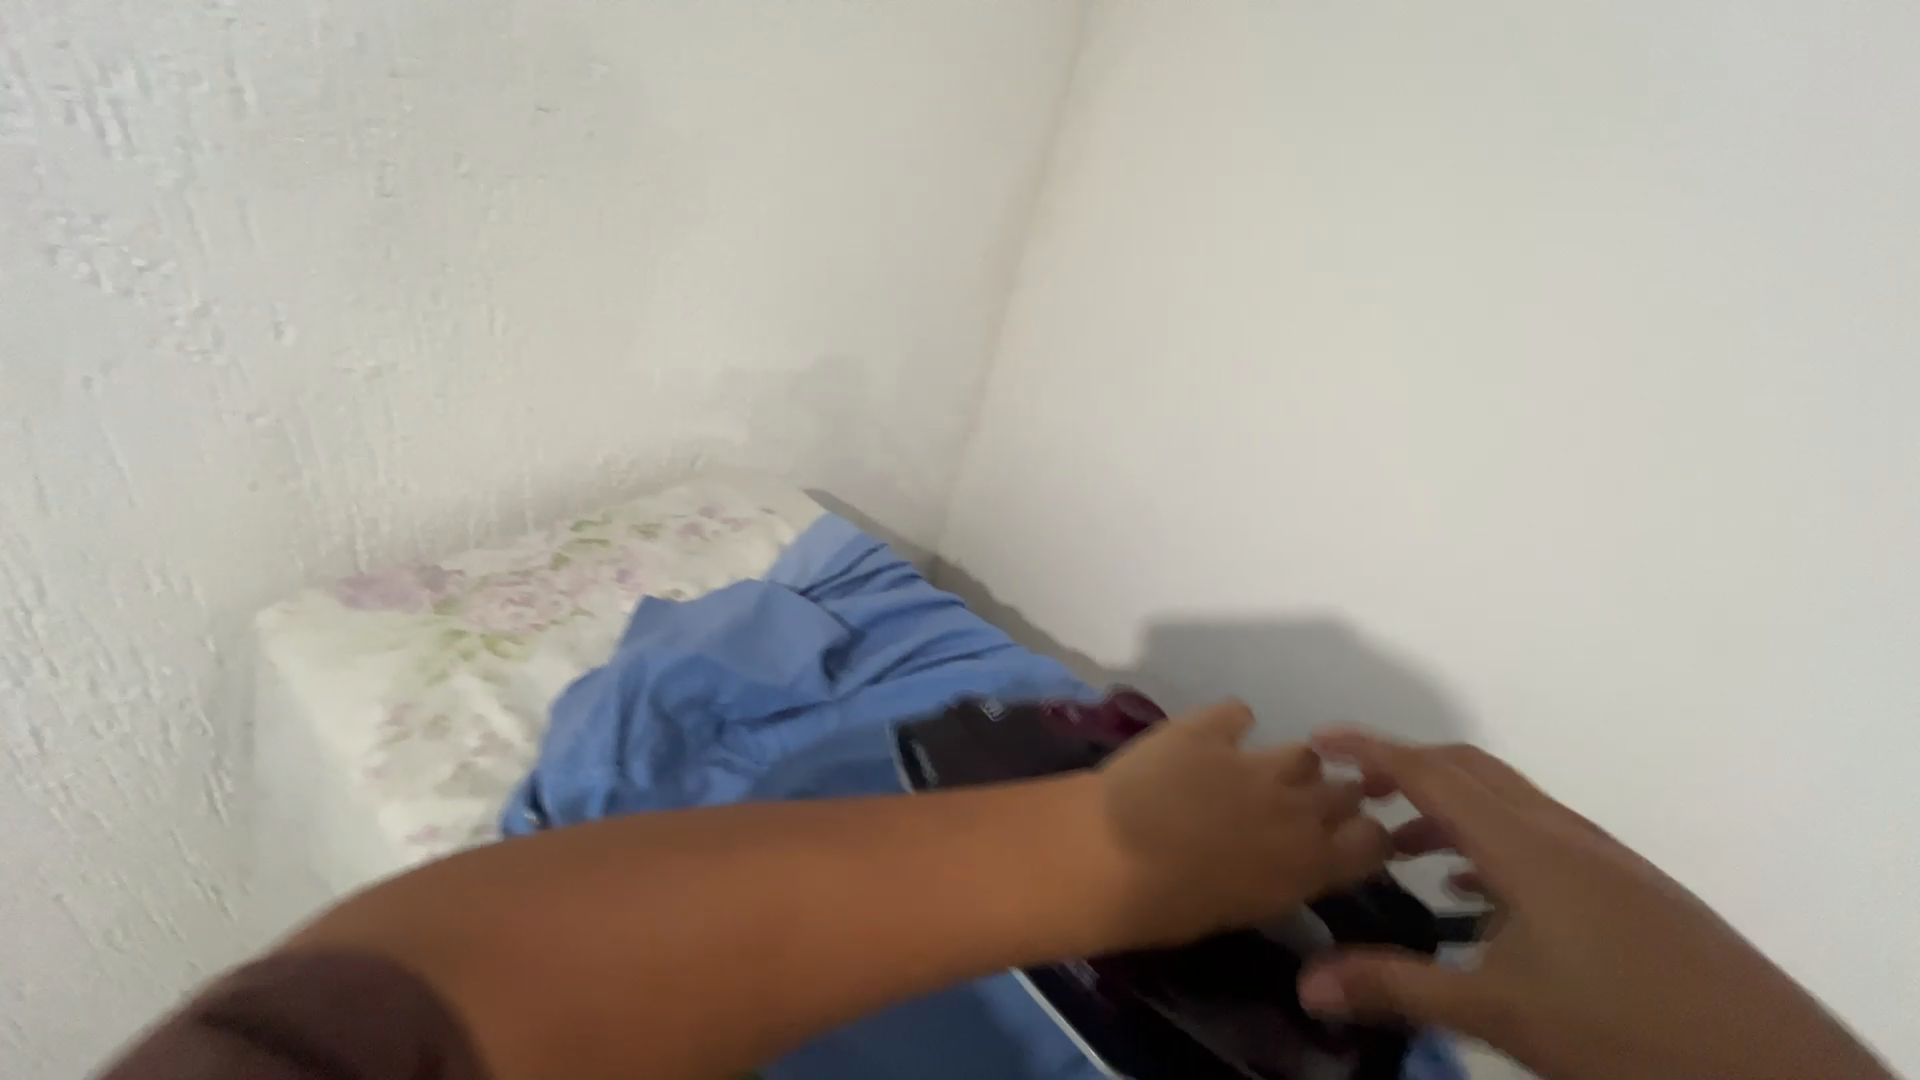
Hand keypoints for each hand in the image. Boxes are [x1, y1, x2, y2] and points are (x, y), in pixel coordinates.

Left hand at [1088, 701, 1393, 948]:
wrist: (1111, 855)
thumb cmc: (1170, 906)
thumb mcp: (1243, 908)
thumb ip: (1281, 879)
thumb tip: (1286, 862)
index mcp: (1309, 863)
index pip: (1372, 841)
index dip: (1363, 833)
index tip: (1346, 834)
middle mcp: (1296, 808)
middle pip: (1342, 790)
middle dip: (1330, 794)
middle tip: (1299, 802)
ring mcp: (1253, 762)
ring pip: (1301, 752)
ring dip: (1288, 763)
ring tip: (1259, 771)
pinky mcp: (1208, 729)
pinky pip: (1237, 713)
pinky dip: (1231, 723)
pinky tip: (1216, 733)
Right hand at [1299, 733, 1894, 1079]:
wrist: (1784, 1079)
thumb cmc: (1626, 1033)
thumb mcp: (1499, 1014)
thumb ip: (1397, 988)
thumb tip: (1306, 986)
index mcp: (1524, 845)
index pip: (1430, 772)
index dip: (1369, 749)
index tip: (1318, 740)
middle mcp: (1562, 833)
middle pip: (1468, 769)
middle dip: (1403, 768)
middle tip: (1351, 790)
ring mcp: (1602, 858)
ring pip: (1506, 801)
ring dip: (1446, 806)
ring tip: (1400, 844)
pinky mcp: (1630, 887)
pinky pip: (1538, 833)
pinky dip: (1488, 838)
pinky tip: (1477, 891)